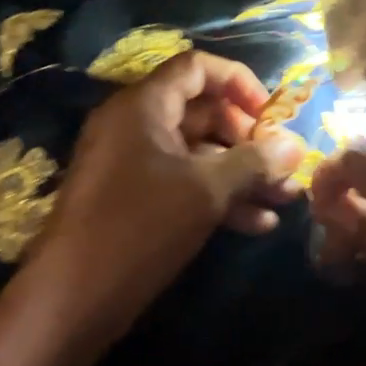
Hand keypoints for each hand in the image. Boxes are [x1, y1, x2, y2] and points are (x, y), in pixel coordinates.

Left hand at [30, 51, 305, 345]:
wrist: (71, 298)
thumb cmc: (141, 226)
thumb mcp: (206, 191)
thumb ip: (253, 162)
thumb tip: (294, 146)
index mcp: (143, 104)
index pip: (197, 68)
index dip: (239, 83)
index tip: (273, 115)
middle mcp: (134, 123)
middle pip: (201, 111)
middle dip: (249, 139)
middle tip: (284, 166)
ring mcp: (130, 162)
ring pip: (196, 153)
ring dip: (241, 174)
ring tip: (285, 200)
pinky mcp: (132, 198)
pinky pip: (181, 182)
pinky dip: (216, 196)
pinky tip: (258, 225)